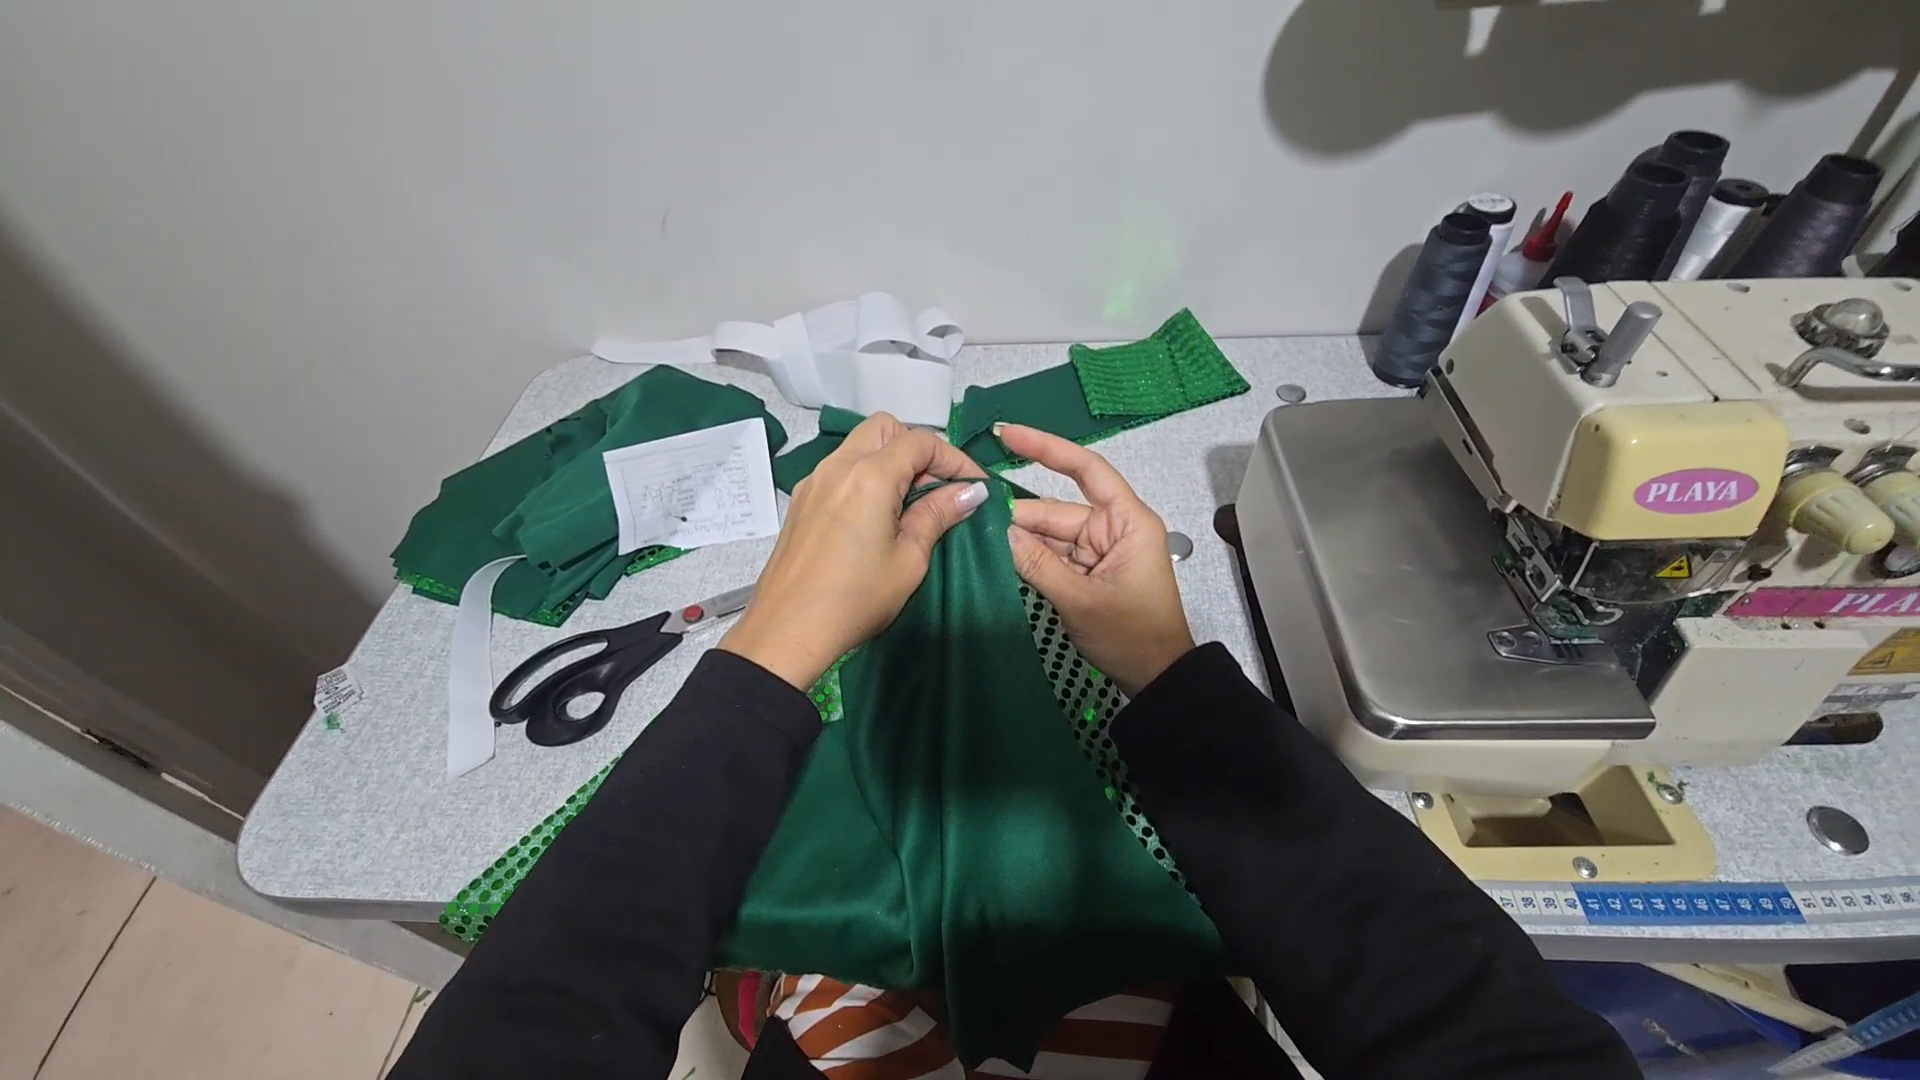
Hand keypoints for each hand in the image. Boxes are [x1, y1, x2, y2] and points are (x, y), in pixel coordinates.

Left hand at [721, 413, 987, 689]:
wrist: (787, 631)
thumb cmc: (856, 599)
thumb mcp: (909, 559)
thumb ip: (938, 515)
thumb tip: (969, 492)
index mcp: (869, 476)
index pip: (921, 442)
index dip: (955, 459)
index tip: (975, 486)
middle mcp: (838, 466)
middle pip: (885, 429)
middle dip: (918, 448)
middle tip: (938, 486)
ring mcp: (814, 481)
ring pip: (860, 446)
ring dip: (891, 461)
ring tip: (911, 503)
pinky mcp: (802, 501)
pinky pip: (841, 470)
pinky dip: (867, 476)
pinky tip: (878, 514)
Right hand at [997, 423, 1194, 696]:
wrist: (1156, 678)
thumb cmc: (1131, 635)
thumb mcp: (1081, 600)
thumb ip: (1038, 564)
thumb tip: (1001, 532)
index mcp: (1127, 522)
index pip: (1086, 470)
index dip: (1047, 448)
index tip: (1009, 434)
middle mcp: (1113, 528)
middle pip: (1057, 510)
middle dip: (1018, 516)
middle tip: (971, 516)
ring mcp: (1098, 551)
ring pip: (1050, 534)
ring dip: (1019, 540)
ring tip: (976, 536)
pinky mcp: (1087, 572)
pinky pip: (1053, 555)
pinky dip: (1029, 557)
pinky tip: (998, 555)